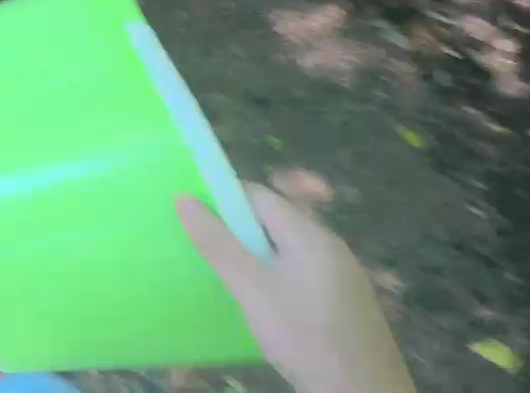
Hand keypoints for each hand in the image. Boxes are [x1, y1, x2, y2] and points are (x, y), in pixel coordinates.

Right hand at [176, 184, 416, 392]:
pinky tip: (263, 300)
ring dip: (253, 253)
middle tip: (206, 248)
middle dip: (235, 228)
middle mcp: (331, 247)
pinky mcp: (346, 303)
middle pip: (272, 220)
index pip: (257, 195)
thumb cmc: (304, 335)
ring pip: (284, 248)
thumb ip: (216, 241)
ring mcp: (343, 277)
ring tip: (229, 275)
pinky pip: (299, 270)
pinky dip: (274, 274)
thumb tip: (183, 197)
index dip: (221, 197)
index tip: (193, 216)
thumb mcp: (250, 288)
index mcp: (310, 235)